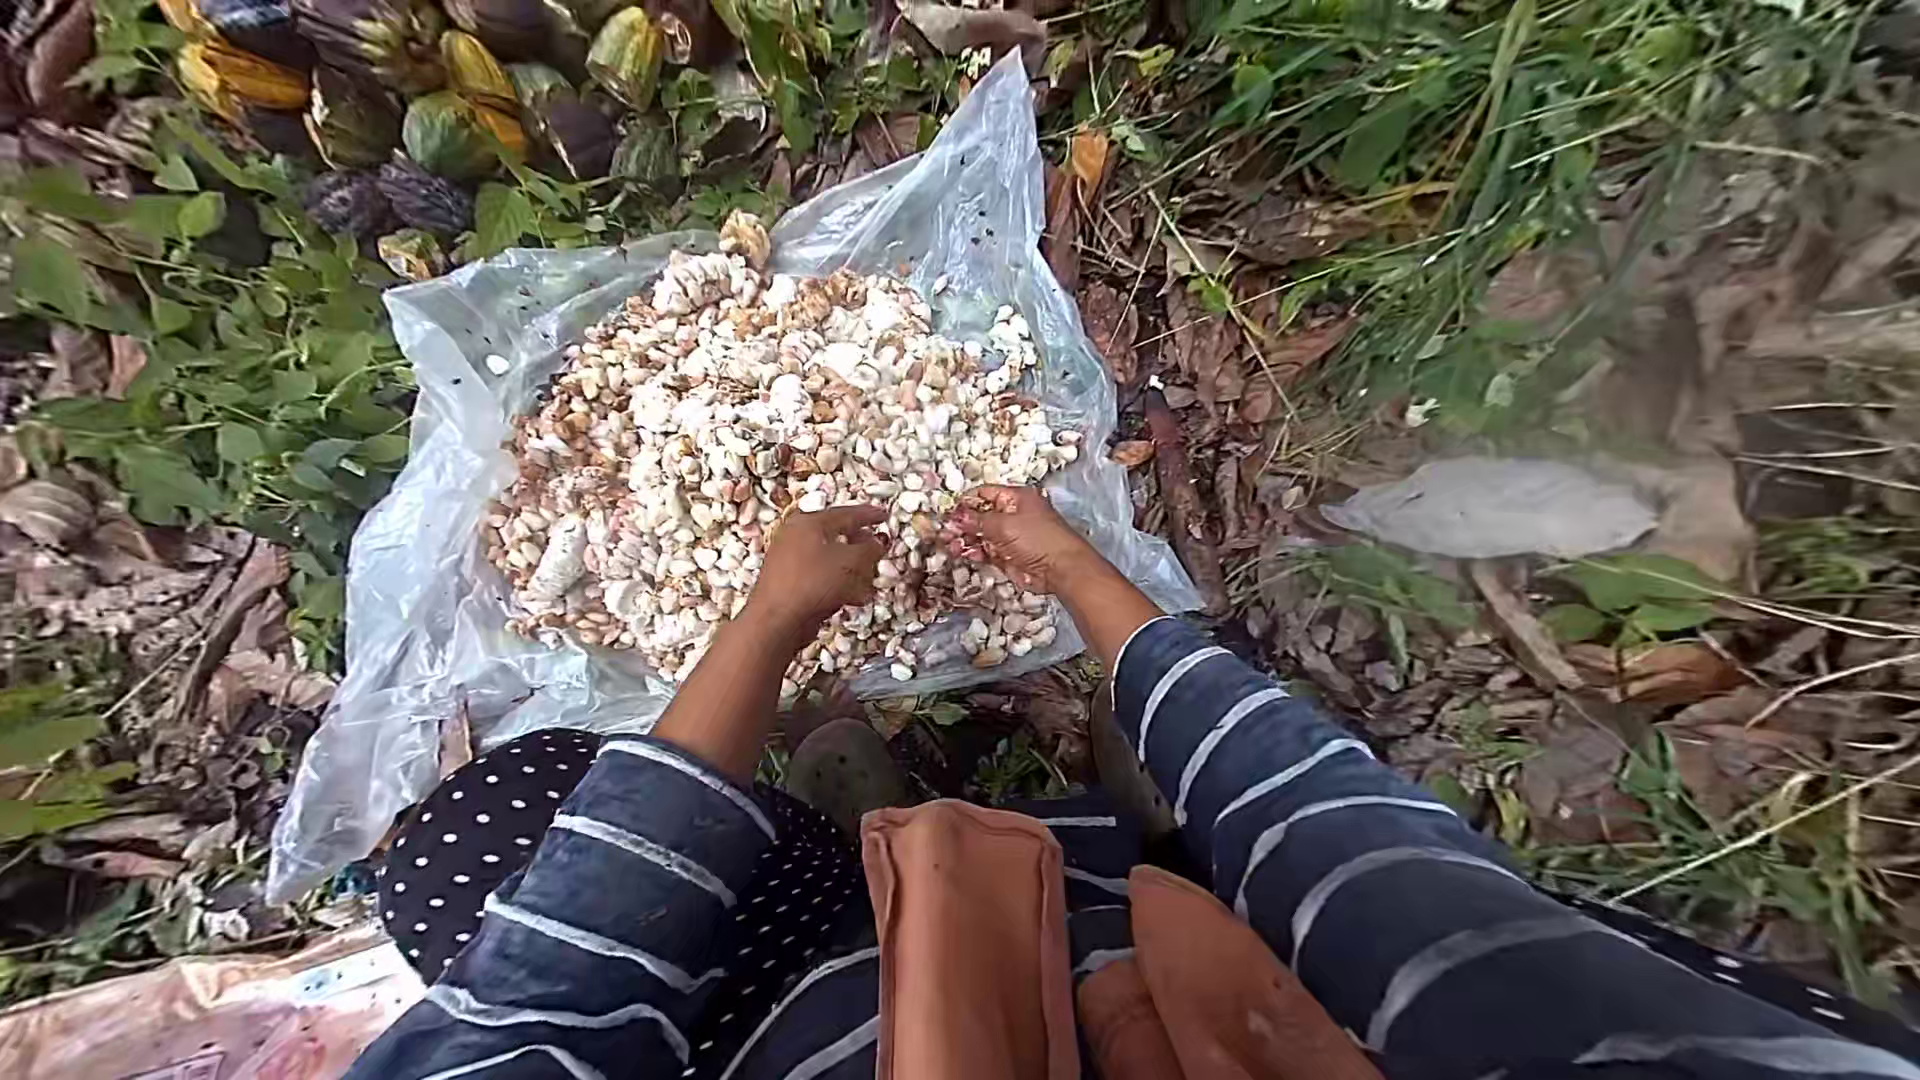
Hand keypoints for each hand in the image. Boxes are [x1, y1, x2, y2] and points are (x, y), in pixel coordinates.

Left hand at [745, 504, 885, 634]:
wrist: (776, 622)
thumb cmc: (814, 583)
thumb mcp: (851, 562)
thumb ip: (870, 549)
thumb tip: (878, 542)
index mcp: (808, 523)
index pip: (845, 514)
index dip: (868, 515)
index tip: (885, 515)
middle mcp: (795, 537)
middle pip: (836, 536)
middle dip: (860, 546)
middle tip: (877, 549)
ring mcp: (788, 561)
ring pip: (830, 559)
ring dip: (853, 569)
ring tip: (869, 580)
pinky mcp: (788, 584)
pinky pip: (821, 577)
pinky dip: (839, 583)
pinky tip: (854, 598)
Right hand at [944, 485, 1102, 592]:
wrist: (1060, 569)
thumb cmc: (1039, 539)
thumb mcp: (1004, 525)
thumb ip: (977, 520)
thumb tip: (956, 516)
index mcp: (1016, 498)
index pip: (985, 494)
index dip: (966, 501)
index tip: (949, 511)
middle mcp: (1012, 515)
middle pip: (980, 515)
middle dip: (962, 522)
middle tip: (944, 530)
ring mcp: (1009, 537)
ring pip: (980, 535)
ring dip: (964, 539)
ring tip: (949, 543)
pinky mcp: (1007, 556)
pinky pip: (985, 551)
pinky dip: (973, 551)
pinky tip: (961, 552)